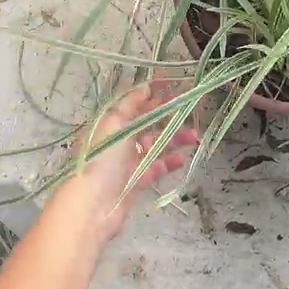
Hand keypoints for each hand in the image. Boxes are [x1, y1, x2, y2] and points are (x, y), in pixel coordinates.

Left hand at [50, 84, 199, 240]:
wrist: (93, 204)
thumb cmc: (102, 159)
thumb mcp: (114, 123)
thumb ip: (130, 104)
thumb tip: (144, 86)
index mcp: (110, 123)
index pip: (133, 103)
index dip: (151, 93)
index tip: (172, 85)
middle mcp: (118, 140)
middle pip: (146, 123)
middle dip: (166, 114)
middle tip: (189, 106)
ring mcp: (127, 162)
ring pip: (155, 145)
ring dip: (174, 139)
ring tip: (195, 136)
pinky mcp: (136, 181)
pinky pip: (156, 167)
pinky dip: (169, 162)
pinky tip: (183, 158)